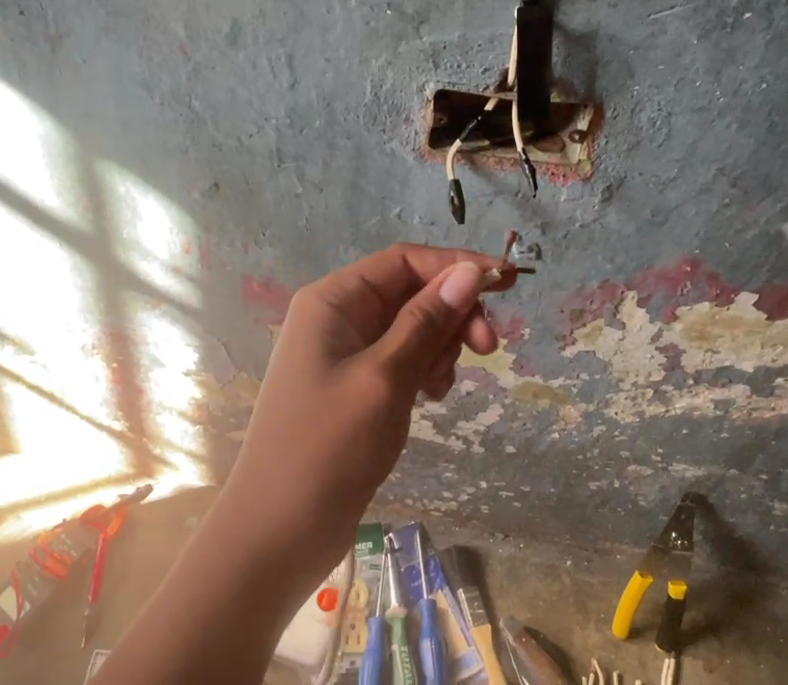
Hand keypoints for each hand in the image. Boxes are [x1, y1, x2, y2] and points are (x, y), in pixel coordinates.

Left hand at [217, 245, 513, 578]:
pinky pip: (400, 359)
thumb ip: (427, 320)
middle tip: (489, 348)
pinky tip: (432, 398)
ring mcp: (342, 353)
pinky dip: (423, 370)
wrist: (280, 527)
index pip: (403, 260)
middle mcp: (335, 316)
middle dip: (452, 313)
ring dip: (440, 346)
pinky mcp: (352, 386)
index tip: (507, 284)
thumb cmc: (329, 444)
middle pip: (409, 291)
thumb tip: (470, 271)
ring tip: (443, 386)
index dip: (456, 266)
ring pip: (410, 327)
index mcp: (333, 299)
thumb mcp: (386, 377)